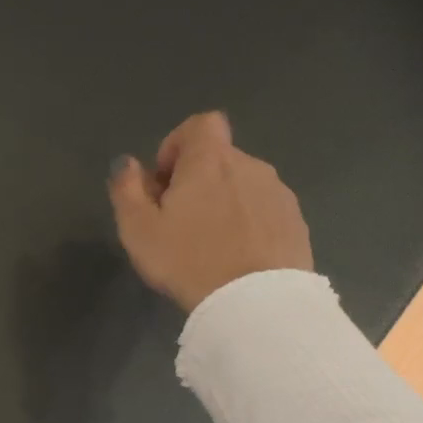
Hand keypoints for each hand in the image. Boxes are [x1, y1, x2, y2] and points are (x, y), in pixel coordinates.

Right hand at [109, 111, 313, 311]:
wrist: (255, 299)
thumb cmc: (186, 258)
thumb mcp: (137, 229)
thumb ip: (128, 190)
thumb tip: (128, 163)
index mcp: (210, 163)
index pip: (200, 124)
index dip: (176, 144)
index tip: (163, 180)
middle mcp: (249, 166)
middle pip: (218, 157)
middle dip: (193, 179)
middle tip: (173, 221)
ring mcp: (277, 192)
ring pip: (240, 184)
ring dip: (219, 201)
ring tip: (202, 242)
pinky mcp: (294, 219)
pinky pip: (260, 208)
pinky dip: (242, 220)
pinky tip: (229, 253)